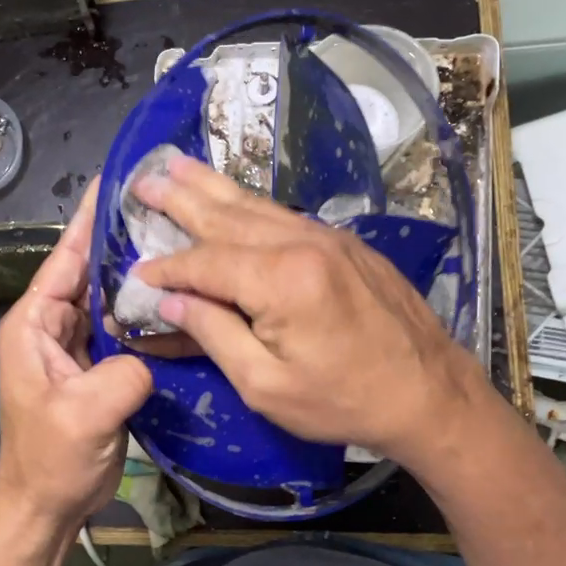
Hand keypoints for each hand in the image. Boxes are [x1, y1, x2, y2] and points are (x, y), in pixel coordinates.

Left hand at [0, 180, 152, 533]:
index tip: (119, 181)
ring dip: (136, 274)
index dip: (91, 221)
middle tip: (169, 207)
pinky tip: (176, 297)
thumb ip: (121, 377)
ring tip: (180, 241)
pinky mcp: (96, 368)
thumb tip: (151, 355)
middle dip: (122, 240)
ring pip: (108, 297)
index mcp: (33, 324)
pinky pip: (120, 327)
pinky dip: (143, 311)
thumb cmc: (50, 461)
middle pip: (89, 271)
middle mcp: (50, 326)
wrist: (48, 506)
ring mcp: (74, 347)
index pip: (64, 259)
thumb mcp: (83, 417)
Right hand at [128, 155, 490, 469]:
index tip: (135, 272)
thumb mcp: (265, 384)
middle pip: (226, 215)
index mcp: (280, 279)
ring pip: (255, 206)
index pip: (204, 263)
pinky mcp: (343, 243)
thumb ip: (214, 334)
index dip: (166, 268)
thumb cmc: (341, 400)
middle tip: (142, 180)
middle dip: (180, 198)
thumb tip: (171, 301)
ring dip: (211, 187)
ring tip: (176, 166)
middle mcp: (301, 243)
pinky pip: (282, 215)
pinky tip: (232, 197)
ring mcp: (326, 237)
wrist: (429, 393)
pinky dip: (248, 203)